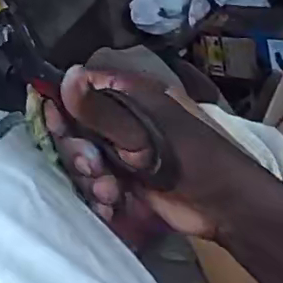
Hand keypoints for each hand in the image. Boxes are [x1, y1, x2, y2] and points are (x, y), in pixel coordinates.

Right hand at [43, 66, 271, 244]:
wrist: (227, 208)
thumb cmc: (191, 157)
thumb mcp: (143, 132)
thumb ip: (99, 110)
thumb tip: (66, 75)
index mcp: (125, 93)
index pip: (77, 89)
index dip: (61, 106)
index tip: (54, 122)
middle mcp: (118, 118)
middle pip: (73, 129)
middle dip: (78, 152)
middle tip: (94, 166)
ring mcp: (119, 150)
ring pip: (81, 160)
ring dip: (90, 178)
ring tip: (112, 191)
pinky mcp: (123, 180)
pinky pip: (94, 184)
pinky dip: (99, 197)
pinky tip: (113, 206)